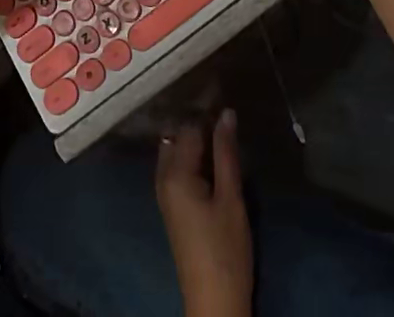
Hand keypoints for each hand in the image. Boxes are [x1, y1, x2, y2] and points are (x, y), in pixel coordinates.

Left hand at [157, 113, 253, 316]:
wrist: (212, 298)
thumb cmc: (226, 249)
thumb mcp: (232, 200)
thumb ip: (227, 156)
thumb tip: (227, 114)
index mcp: (173, 171)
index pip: (188, 129)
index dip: (204, 112)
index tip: (222, 96)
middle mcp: (161, 174)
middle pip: (176, 137)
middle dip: (196, 123)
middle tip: (221, 108)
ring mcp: (162, 189)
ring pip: (174, 151)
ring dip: (193, 139)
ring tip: (218, 126)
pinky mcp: (170, 202)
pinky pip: (176, 166)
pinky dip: (191, 156)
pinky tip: (209, 156)